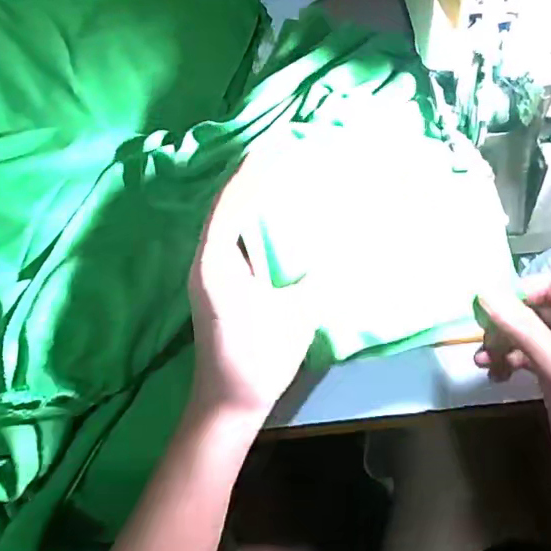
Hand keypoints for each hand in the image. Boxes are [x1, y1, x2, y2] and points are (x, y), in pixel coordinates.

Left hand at [187, 151, 315, 422]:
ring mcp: (206, 273)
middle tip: (281, 155)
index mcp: (216, 262)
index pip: (230, 203)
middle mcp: (204, 260)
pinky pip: (231, 239)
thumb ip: (320, 279)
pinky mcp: (214, 284)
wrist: (227, 402)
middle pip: (223, 206)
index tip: (274, 147)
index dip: (250, 172)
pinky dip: (248, 220)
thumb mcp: (297, 316)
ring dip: (247, 197)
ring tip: (278, 177)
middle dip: (249, 178)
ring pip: (225, 222)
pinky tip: (271, 219)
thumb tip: (347, 248)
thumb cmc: (258, 359)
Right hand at [474, 275, 550, 500]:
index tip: (483, 311)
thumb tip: (485, 292)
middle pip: (540, 309)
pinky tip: (494, 373)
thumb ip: (522, 328)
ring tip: (483, 362)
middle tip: (481, 342)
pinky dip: (514, 360)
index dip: (517, 295)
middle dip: (508, 324)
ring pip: (533, 332)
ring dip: (506, 344)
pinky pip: (535, 353)